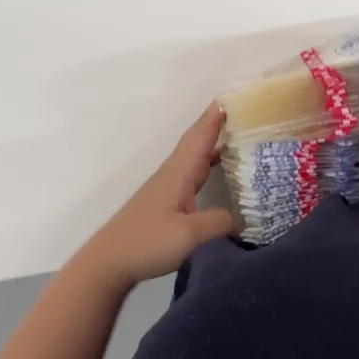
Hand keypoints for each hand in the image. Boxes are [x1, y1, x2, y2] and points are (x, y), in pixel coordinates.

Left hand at [74, 103, 235, 287]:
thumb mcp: (190, 235)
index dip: (216, 116)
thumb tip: (242, 218)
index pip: (200, 136)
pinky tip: (223, 173)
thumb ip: (220, 222)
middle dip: (220, 124)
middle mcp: (173, 174)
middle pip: (199, 141)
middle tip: (248, 113)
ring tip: (242, 137)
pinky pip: (195, 175)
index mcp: (178, 173)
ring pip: (197, 158)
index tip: (236, 95)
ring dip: (217, 144)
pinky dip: (211, 166)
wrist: (109, 263)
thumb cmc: (146, 243)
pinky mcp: (167, 203)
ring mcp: (168, 189)